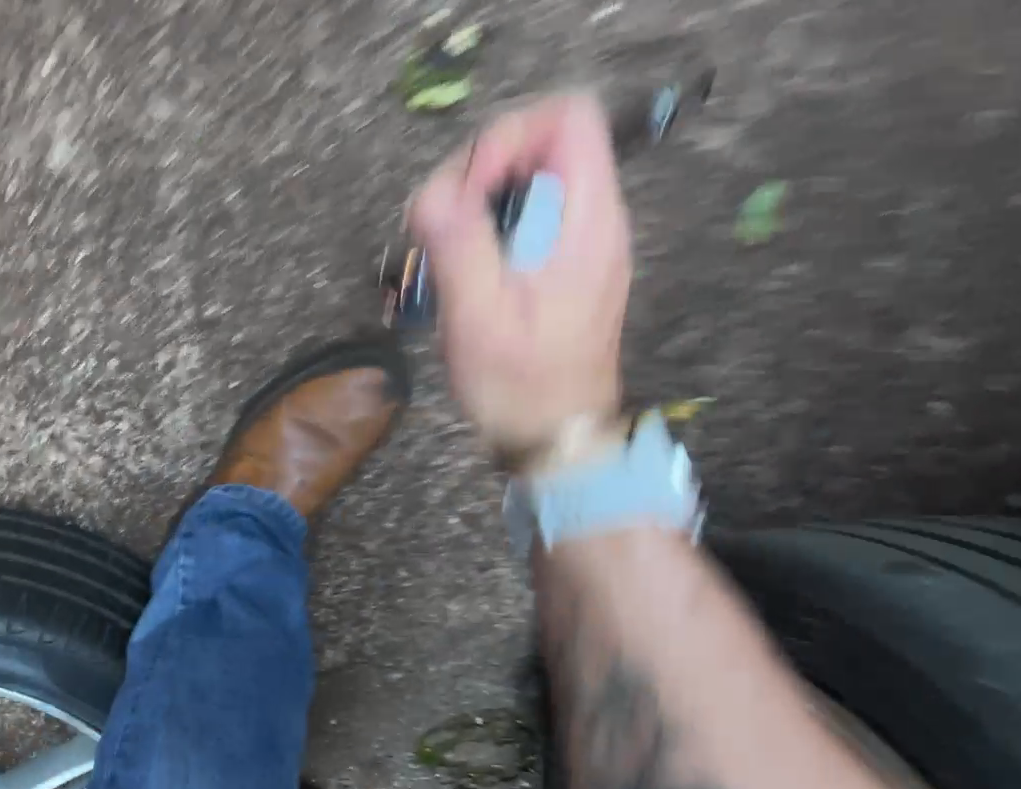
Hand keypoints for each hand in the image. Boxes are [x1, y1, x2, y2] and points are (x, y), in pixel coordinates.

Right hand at [408, 93, 631, 471]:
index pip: (566, 119)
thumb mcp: (480, 317)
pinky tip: (453, 278)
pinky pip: (516, 224)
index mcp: (586, 220)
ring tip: (435, 259)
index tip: (464, 190)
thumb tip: (431, 193)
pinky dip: (477, 237)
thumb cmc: (521, 385)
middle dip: (473, 177)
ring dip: (467, 211)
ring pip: (520, 186)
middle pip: (534, 147)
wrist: (554, 438)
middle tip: (434, 231)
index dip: (506, 136)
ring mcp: (574, 245)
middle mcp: (589, 220)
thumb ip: (460, 245)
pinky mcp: (556, 269)